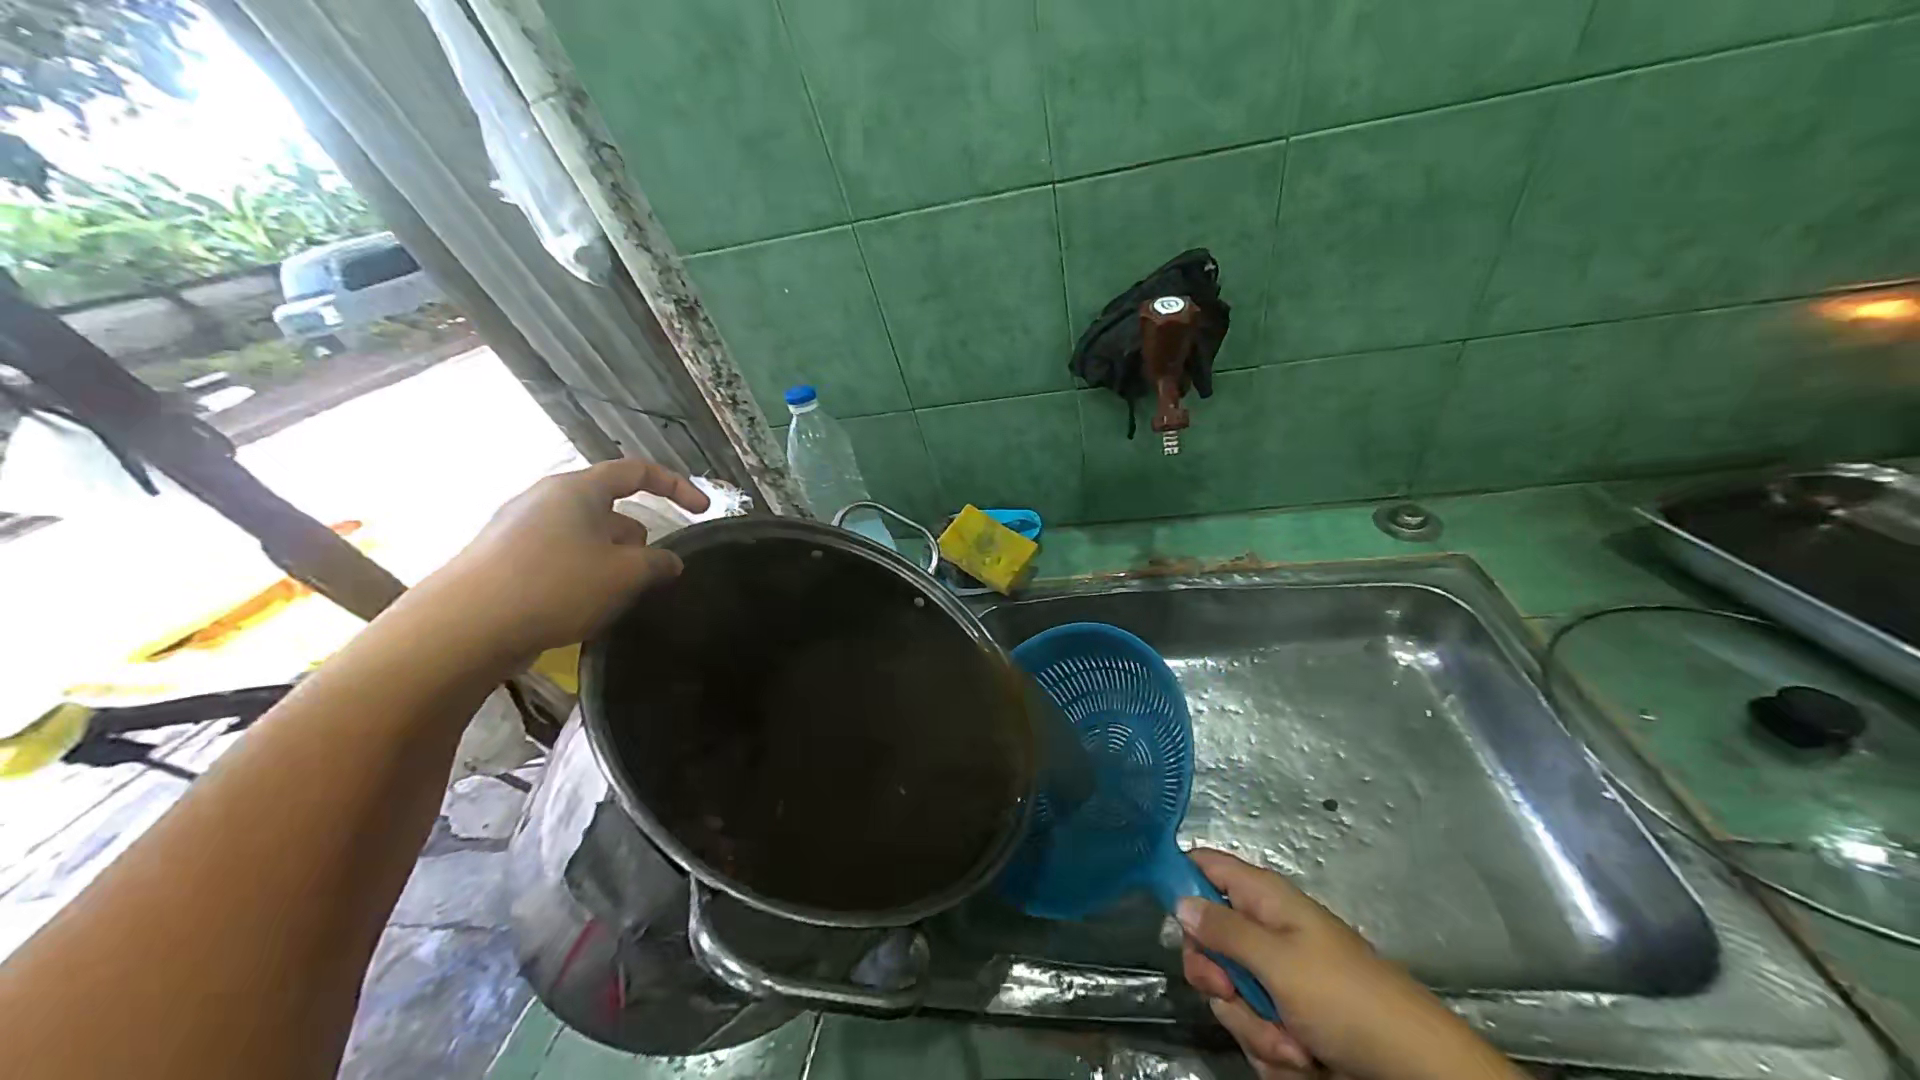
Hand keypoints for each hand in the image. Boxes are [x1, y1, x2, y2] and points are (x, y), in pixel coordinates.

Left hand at [418, 460, 708, 660]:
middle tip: (647, 577)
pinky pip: (560, 557)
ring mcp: (519, 529)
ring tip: (612, 600)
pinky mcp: (503, 559)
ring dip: (610, 562)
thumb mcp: (625, 575)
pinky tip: (579, 608)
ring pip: (586, 538)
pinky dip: (581, 575)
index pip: (638, 472)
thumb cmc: (555, 587)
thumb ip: (659, 562)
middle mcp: (546, 499)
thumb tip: (670, 561)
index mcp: (577, 489)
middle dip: (637, 541)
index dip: (677, 487)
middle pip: (611, 509)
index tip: (702, 511)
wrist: (463, 628)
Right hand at [1177, 849, 1519, 1079]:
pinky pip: (1252, 1027)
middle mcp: (1264, 932)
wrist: (1414, 1071)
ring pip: (1227, 994)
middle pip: (1205, 940)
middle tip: (1233, 993)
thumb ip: (1223, 930)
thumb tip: (1180, 902)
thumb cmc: (1346, 999)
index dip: (1181, 877)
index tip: (1165, 909)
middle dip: (1216, 978)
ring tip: (1292, 1042)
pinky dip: (1271, 1048)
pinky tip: (1301, 1056)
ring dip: (1252, 1025)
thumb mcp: (1278, 961)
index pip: (1208, 866)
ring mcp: (1275, 977)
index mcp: (1265, 899)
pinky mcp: (1286, 1017)